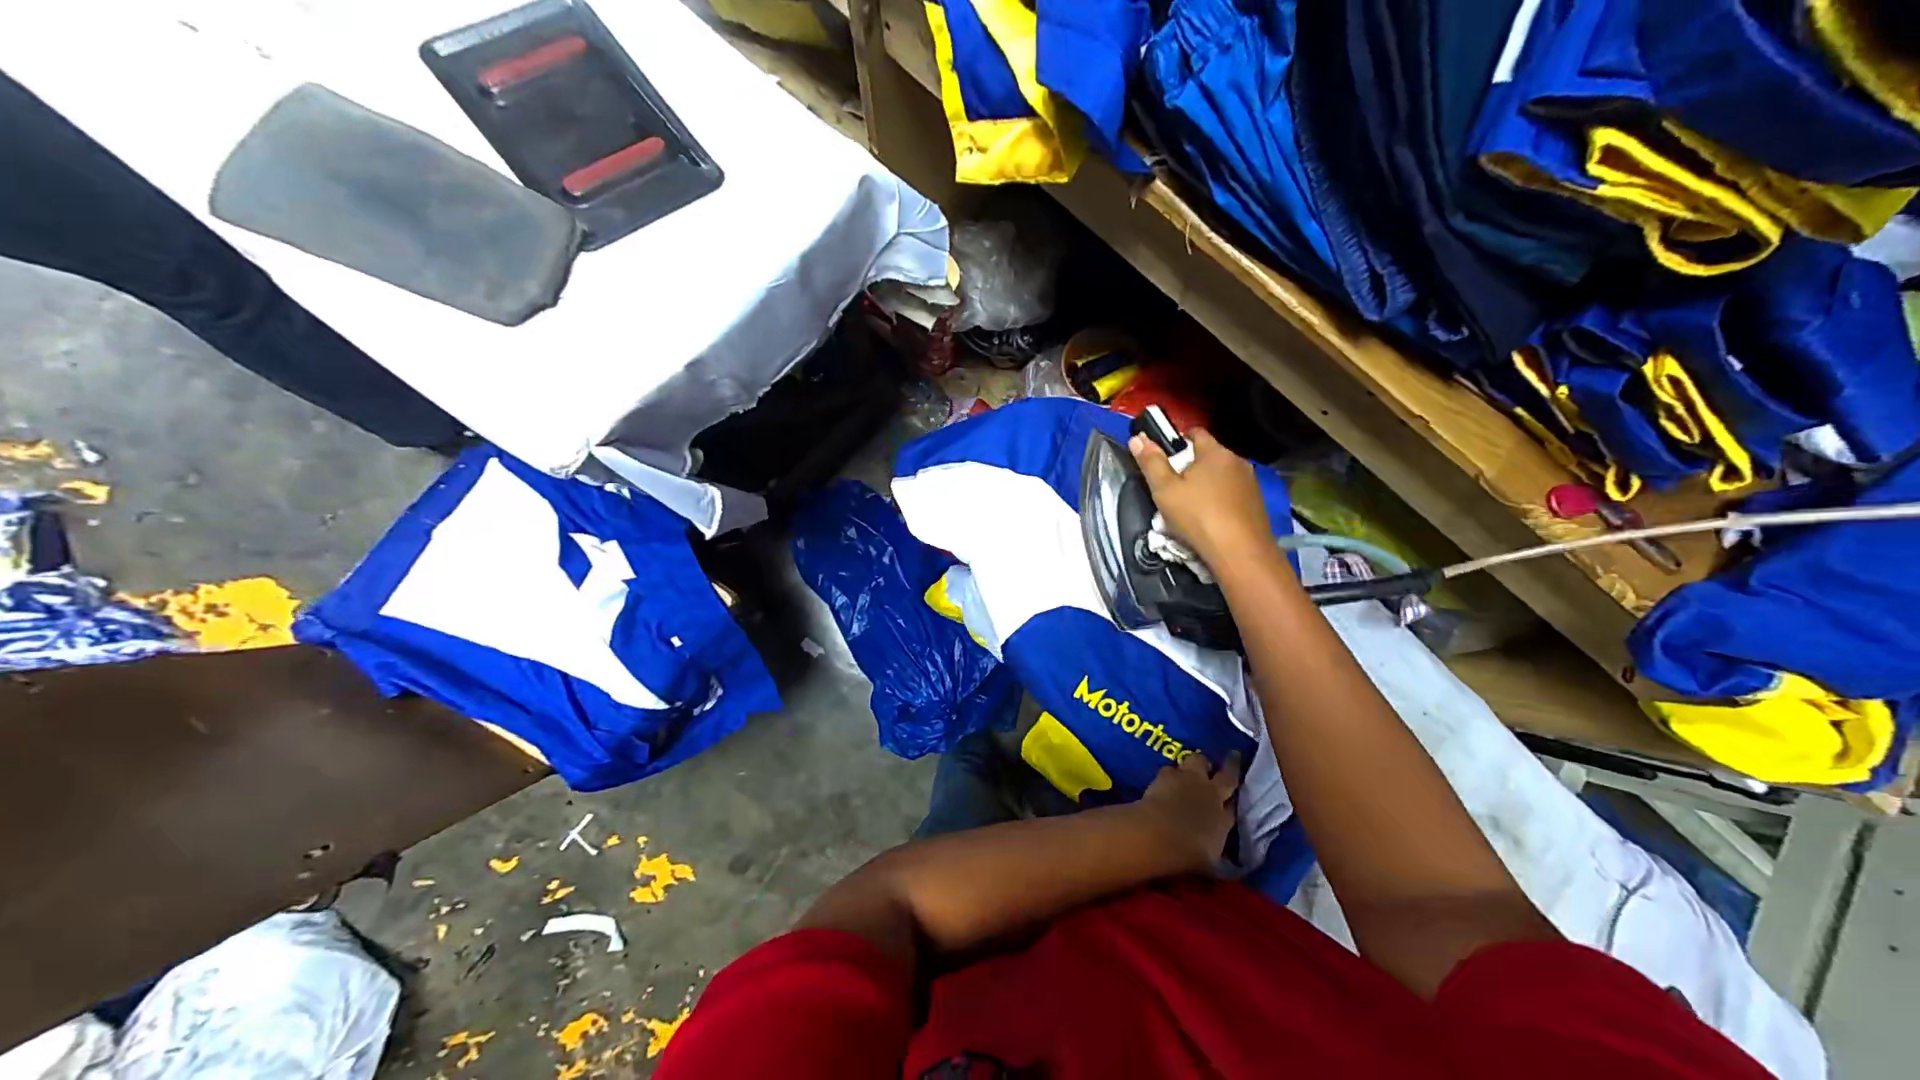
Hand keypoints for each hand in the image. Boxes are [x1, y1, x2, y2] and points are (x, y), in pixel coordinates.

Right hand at [1128, 428, 1276, 567]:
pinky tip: (1212, 519)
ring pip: (1222, 476)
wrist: (1240, 553)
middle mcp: (1237, 461)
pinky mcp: (1257, 503)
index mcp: (1215, 452)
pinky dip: (1221, 500)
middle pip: (1209, 455)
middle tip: (1174, 488)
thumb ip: (1151, 463)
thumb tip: (1137, 438)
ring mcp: (1251, 482)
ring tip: (1192, 507)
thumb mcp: (1165, 490)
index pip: (1196, 432)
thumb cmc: (1198, 517)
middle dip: (1192, 466)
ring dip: (1208, 484)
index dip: (1178, 441)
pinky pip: (1233, 493)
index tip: (1165, 459)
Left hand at [1135, 751, 1242, 871]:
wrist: (1162, 832)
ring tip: (1192, 766)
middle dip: (1231, 764)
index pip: (1236, 805)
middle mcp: (1211, 793)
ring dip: (1197, 763)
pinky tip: (1166, 778)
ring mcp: (1189, 779)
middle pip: (1226, 773)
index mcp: (1224, 817)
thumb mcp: (1211, 862)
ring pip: (1198, 760)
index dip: (1237, 798)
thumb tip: (1229, 866)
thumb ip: (1219, 857)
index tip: (1238, 793)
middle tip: (1232, 756)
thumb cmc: (1189, 852)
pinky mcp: (1166, 774)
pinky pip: (1171, 768)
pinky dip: (1170, 773)